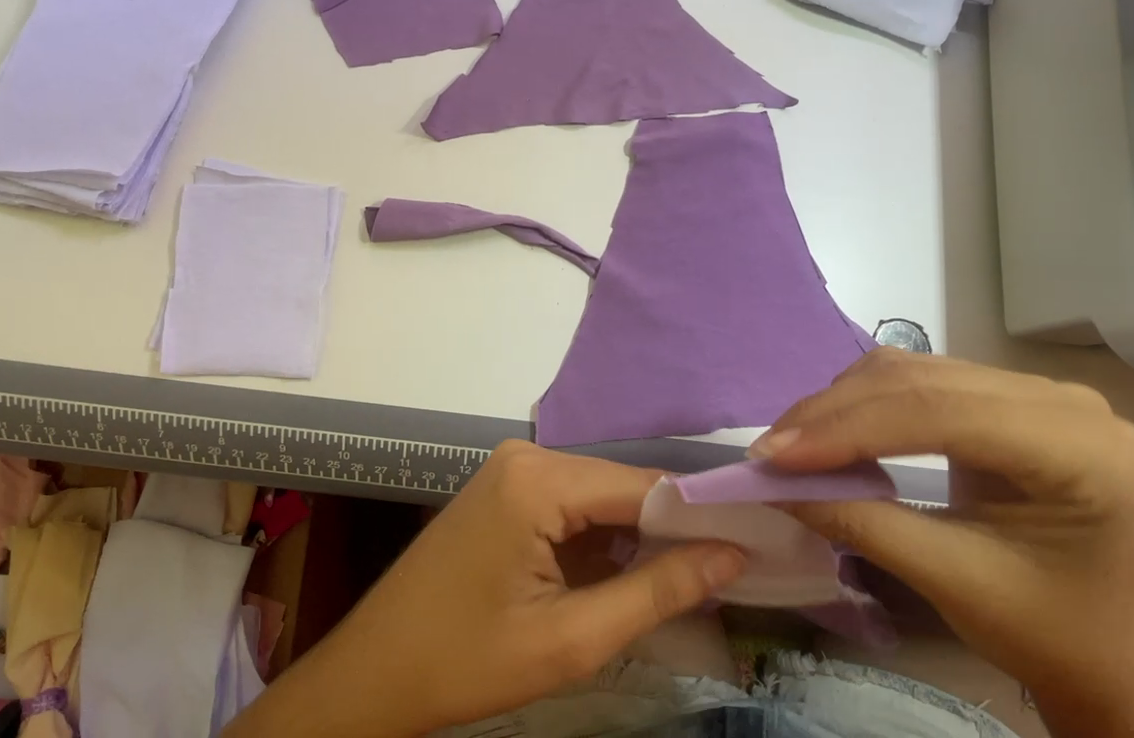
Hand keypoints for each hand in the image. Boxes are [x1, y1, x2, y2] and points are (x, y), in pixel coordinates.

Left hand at [224, 441, 747, 737]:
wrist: (372, 675)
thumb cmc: (466, 661)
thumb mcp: (572, 639)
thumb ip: (657, 591)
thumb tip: (733, 554)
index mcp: (538, 479)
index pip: (647, 486)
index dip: (706, 517)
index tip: (761, 543)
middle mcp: (527, 458)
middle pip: (625, 488)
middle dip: (674, 531)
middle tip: (735, 572)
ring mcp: (512, 473)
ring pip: (602, 500)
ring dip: (640, 540)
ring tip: (694, 580)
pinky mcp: (504, 495)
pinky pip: (572, 509)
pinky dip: (603, 543)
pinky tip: (630, 578)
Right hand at [752, 350, 1133, 734]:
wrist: (1096, 650)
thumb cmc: (1041, 629)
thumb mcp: (949, 580)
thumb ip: (861, 522)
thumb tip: (771, 483)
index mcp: (1079, 451)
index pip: (942, 414)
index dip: (849, 429)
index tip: (774, 457)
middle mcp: (1065, 402)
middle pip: (923, 382)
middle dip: (835, 414)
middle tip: (770, 452)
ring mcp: (1037, 392)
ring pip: (913, 372)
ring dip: (842, 404)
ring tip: (790, 445)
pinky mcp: (1006, 397)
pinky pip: (920, 381)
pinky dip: (864, 404)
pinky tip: (831, 433)